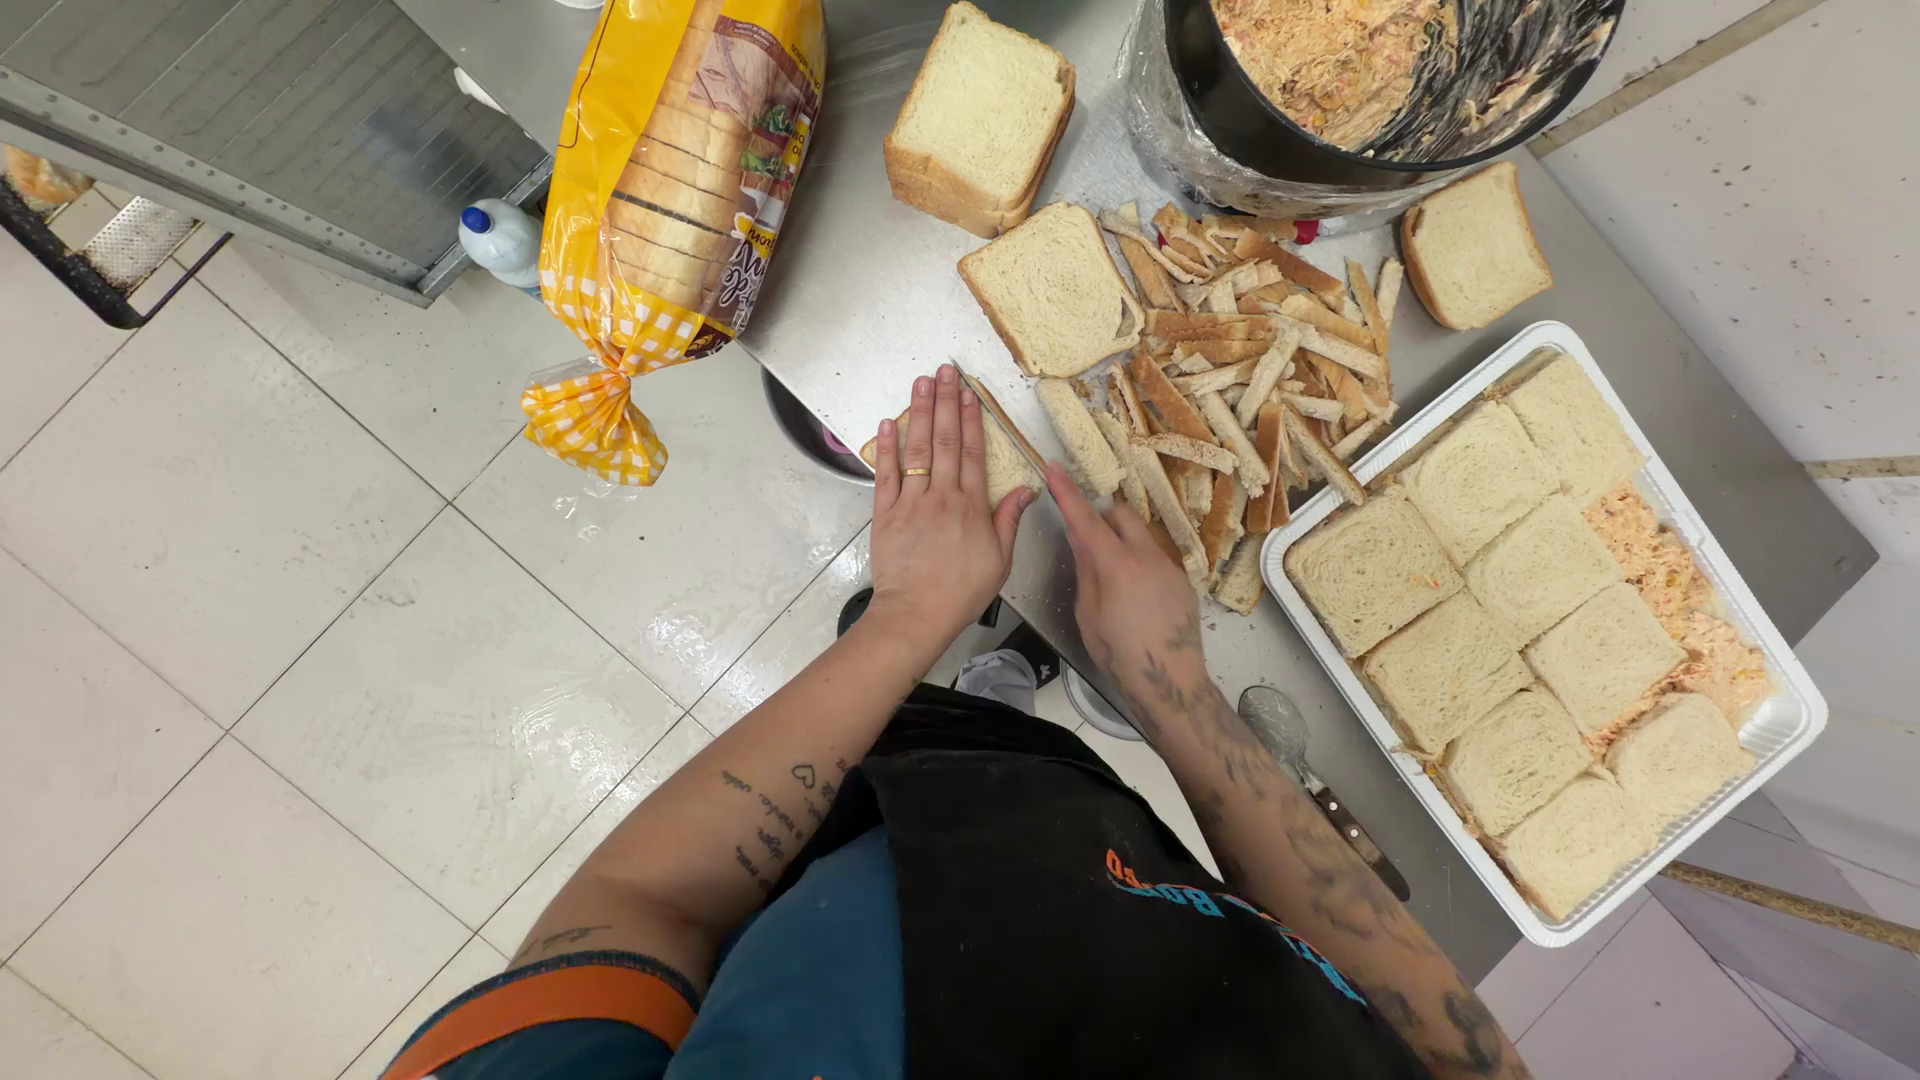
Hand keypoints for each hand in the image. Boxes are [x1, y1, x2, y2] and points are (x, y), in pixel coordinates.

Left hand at [867, 364, 1033, 661]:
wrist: (916, 614)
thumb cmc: (961, 592)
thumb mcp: (999, 560)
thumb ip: (1009, 520)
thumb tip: (1025, 489)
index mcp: (971, 506)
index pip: (971, 453)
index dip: (971, 419)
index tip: (969, 393)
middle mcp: (941, 496)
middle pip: (944, 441)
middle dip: (945, 402)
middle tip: (945, 370)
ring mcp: (910, 502)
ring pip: (916, 449)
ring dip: (918, 413)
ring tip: (921, 383)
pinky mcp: (885, 514)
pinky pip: (886, 475)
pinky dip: (886, 448)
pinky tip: (888, 423)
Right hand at [1048, 463, 1207, 706]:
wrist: (1170, 680)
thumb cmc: (1118, 653)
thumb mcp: (1088, 613)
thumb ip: (1086, 569)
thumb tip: (1081, 539)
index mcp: (1117, 565)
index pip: (1086, 519)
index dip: (1067, 492)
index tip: (1054, 468)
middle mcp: (1147, 556)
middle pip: (1121, 515)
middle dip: (1101, 515)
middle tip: (1086, 535)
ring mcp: (1169, 566)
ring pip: (1140, 535)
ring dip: (1121, 539)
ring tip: (1111, 574)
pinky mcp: (1183, 580)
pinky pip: (1155, 556)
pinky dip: (1138, 560)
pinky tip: (1135, 594)